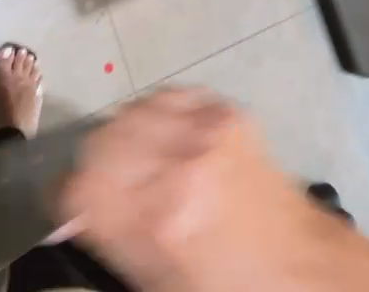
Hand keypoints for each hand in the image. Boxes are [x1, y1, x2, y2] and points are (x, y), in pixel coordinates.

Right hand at [56, 89, 339, 290]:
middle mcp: (179, 166)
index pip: (79, 184)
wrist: (301, 262)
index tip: (73, 203)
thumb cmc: (227, 282)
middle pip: (100, 140)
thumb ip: (108, 236)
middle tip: (106, 183)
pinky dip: (158, 112)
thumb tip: (68, 210)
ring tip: (137, 159)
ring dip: (125, 135)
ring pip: (130, 111)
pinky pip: (168, 96)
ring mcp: (205, 132)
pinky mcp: (225, 112)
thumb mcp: (156, 276)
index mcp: (158, 220)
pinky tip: (165, 135)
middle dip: (95, 164)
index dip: (68, 196)